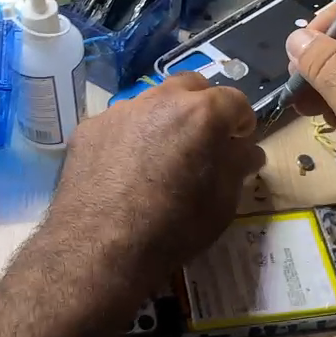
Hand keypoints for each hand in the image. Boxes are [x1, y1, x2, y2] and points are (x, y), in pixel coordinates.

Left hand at [40, 73, 263, 296]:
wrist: (100, 248)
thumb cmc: (174, 228)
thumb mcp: (222, 203)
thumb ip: (237, 165)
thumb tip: (246, 150)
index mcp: (202, 113)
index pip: (235, 101)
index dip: (241, 122)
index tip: (238, 143)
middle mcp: (161, 100)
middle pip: (190, 87)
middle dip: (203, 107)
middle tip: (202, 140)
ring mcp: (120, 110)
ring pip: (151, 102)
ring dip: (164, 120)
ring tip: (160, 156)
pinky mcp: (89, 128)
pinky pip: (119, 124)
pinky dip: (129, 138)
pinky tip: (124, 171)